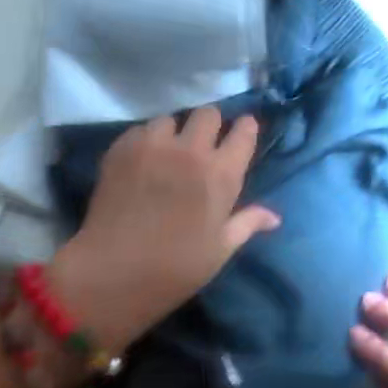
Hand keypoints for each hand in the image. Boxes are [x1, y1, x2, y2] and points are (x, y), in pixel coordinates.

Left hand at [48, 107, 278, 353]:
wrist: (113, 273)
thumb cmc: (176, 268)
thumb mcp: (220, 250)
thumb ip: (247, 223)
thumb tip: (274, 216)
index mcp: (221, 174)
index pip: (243, 132)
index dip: (245, 130)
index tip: (241, 135)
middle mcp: (189, 150)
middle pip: (207, 114)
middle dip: (210, 126)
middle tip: (203, 147)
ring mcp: (152, 146)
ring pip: (170, 120)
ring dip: (174, 133)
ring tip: (168, 155)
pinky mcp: (120, 149)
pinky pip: (140, 131)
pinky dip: (146, 142)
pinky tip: (142, 163)